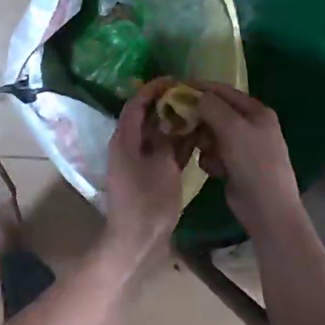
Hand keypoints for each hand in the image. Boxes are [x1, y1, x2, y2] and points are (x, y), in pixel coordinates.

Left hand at [102, 78, 191, 265]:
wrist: (136, 244)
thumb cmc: (147, 202)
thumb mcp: (163, 165)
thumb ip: (169, 138)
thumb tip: (175, 118)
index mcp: (125, 139)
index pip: (137, 103)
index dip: (154, 88)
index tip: (176, 79)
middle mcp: (128, 146)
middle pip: (147, 116)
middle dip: (168, 104)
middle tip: (193, 96)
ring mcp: (138, 162)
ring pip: (156, 134)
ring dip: (174, 123)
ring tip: (199, 113)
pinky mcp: (148, 176)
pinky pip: (162, 150)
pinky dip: (176, 143)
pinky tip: (197, 139)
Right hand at [189, 81, 302, 235]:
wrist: (268, 210)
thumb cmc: (253, 163)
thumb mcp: (233, 129)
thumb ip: (212, 107)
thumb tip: (196, 95)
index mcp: (256, 111)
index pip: (223, 91)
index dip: (200, 89)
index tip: (176, 89)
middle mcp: (250, 125)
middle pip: (216, 112)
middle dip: (199, 119)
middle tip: (179, 124)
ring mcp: (243, 146)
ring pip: (212, 134)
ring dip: (204, 142)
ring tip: (204, 152)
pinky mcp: (234, 165)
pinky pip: (214, 153)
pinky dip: (210, 159)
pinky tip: (213, 170)